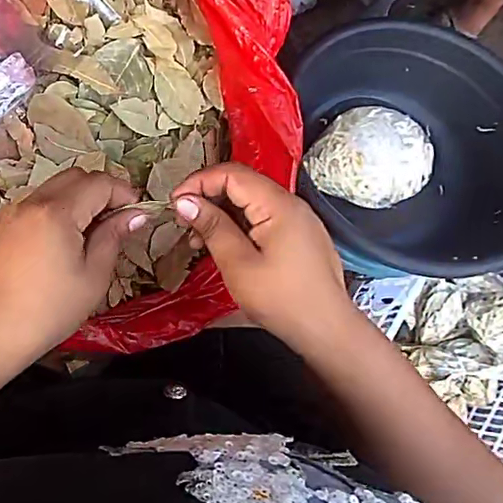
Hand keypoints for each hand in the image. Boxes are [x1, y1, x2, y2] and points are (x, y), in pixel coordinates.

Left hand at [0, 168, 147, 357]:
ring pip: (57, 186)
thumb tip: (135, 214)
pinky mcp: (5, 225)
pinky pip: (40, 202)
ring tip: (96, 233)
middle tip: (120, 221)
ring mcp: (15, 212)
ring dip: (81, 198)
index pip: (99, 183)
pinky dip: (61, 208)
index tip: (138, 214)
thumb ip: (113, 237)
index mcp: (57, 211)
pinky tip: (69, 239)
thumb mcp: (93, 276)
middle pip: (76, 176)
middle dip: (103, 191)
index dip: (125, 193)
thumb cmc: (50, 310)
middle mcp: (33, 202)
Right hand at [169, 163, 358, 349]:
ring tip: (199, 240)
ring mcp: (300, 220)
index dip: (199, 182)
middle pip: (243, 185)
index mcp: (278, 205)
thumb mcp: (238, 264)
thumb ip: (212, 227)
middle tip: (184, 223)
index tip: (175, 202)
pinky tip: (226, 247)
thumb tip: (186, 201)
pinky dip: (241, 226)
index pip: (232, 174)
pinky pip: (266, 219)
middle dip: (209, 198)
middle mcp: (292, 205)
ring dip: (223, 215)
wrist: (326, 329)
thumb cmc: (283, 300)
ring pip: (253, 203)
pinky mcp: (301, 237)